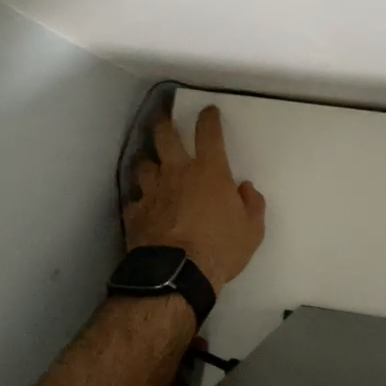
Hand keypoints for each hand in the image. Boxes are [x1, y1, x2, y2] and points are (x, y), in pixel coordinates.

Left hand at [128, 105, 266, 286]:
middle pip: (165, 137)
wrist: (177, 274)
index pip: (208, 133)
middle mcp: (178, 173)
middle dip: (165, 125)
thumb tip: (245, 188)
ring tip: (150, 165)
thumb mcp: (252, 229)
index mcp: (210, 171)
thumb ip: (252, 204)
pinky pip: (134, 198)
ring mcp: (152, 191)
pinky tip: (141, 203)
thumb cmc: (220, 248)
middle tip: (164, 121)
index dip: (208, 118)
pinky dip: (138, 198)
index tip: (208, 111)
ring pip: (144, 164)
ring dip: (148, 162)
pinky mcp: (134, 212)